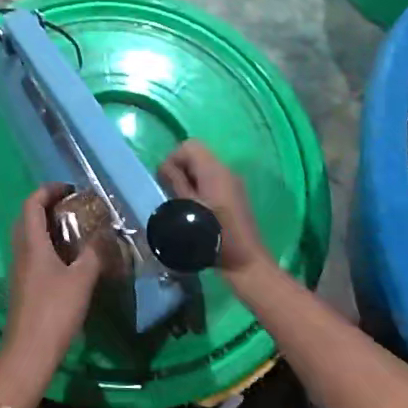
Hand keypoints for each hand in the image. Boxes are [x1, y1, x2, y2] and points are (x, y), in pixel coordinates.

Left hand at [0, 184, 102, 376]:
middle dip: (48, 206)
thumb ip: (94, 253)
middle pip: (27, 219)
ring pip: (29, 238)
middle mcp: (20, 253)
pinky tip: (69, 259)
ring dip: (48, 227)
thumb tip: (105, 235)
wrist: (29, 353)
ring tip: (76, 229)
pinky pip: (33, 255)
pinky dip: (48, 246)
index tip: (70, 188)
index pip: (32, 205)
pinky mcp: (23, 287)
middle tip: (74, 206)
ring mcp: (19, 271)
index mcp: (31, 245)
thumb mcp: (82, 280)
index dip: (48, 190)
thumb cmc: (55, 311)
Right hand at [158, 140, 271, 277]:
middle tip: (171, 193)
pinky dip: (201, 187)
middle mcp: (226, 170)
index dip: (173, 159)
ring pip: (205, 168)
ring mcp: (233, 182)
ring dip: (190, 179)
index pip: (189, 146)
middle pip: (198, 155)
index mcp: (215, 171)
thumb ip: (175, 184)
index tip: (165, 181)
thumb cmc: (212, 237)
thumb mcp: (187, 210)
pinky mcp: (235, 195)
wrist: (244, 262)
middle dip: (180, 169)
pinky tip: (196, 210)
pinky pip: (213, 180)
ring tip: (182, 203)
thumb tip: (164, 167)